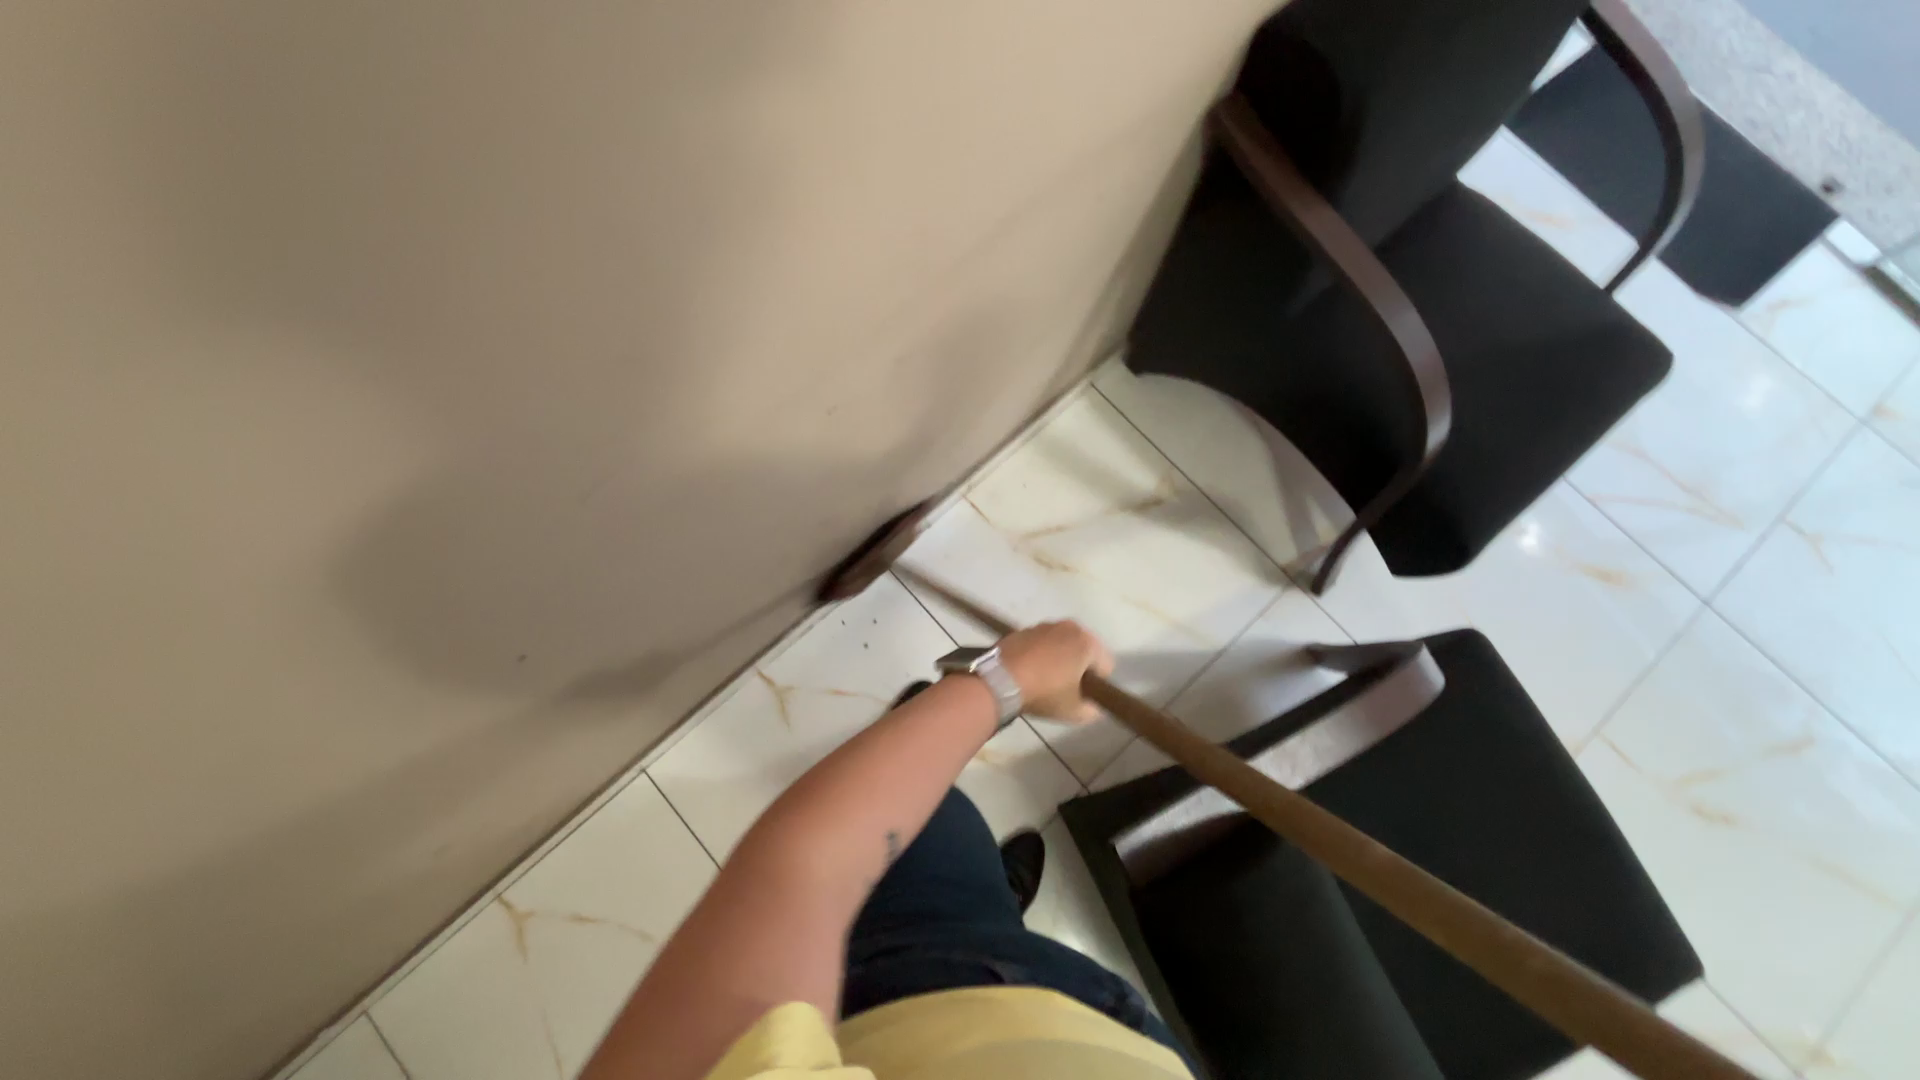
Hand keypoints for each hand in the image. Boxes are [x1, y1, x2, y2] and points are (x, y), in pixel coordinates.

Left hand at [996, 620, 1114, 723]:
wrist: (999, 679)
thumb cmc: (1044, 692)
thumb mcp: (1073, 711)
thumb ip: (1091, 710)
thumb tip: (1093, 708)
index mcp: (1087, 642)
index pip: (1106, 665)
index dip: (1098, 684)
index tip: (1082, 696)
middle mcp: (1068, 626)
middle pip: (1084, 651)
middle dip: (1079, 667)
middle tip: (1065, 688)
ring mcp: (1044, 625)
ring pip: (1062, 645)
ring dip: (1059, 658)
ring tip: (1045, 679)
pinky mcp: (1023, 629)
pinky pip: (1042, 643)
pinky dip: (1040, 654)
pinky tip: (1029, 670)